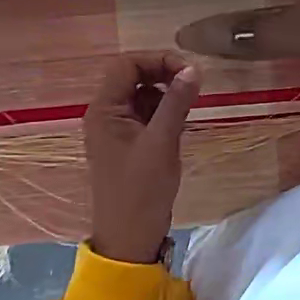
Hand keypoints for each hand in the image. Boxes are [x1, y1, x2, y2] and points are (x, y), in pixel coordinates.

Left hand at [83, 53, 202, 263]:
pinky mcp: (129, 145)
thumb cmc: (141, 190)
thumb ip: (176, 103)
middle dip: (164, 76)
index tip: (190, 71)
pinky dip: (164, 114)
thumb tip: (194, 69)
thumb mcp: (161, 142)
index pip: (126, 65)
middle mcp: (106, 115)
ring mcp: (117, 131)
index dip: (157, 61)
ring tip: (190, 108)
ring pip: (142, 97)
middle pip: (133, 77)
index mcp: (104, 110)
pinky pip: (146, 117)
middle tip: (195, 85)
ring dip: (166, 96)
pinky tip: (181, 125)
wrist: (130, 238)